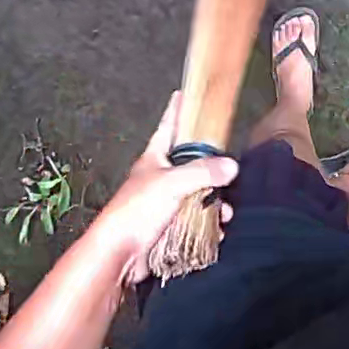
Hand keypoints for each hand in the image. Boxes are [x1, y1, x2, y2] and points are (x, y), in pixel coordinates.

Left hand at [91, 92, 238, 284]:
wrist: (118, 254)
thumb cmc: (137, 209)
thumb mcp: (172, 182)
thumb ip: (203, 172)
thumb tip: (231, 166)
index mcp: (154, 157)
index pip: (168, 126)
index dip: (175, 110)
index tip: (182, 94)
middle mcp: (159, 175)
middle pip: (190, 162)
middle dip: (211, 168)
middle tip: (228, 169)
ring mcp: (164, 201)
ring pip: (197, 193)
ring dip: (214, 202)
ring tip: (226, 211)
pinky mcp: (168, 225)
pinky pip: (195, 218)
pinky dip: (209, 222)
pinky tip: (218, 228)